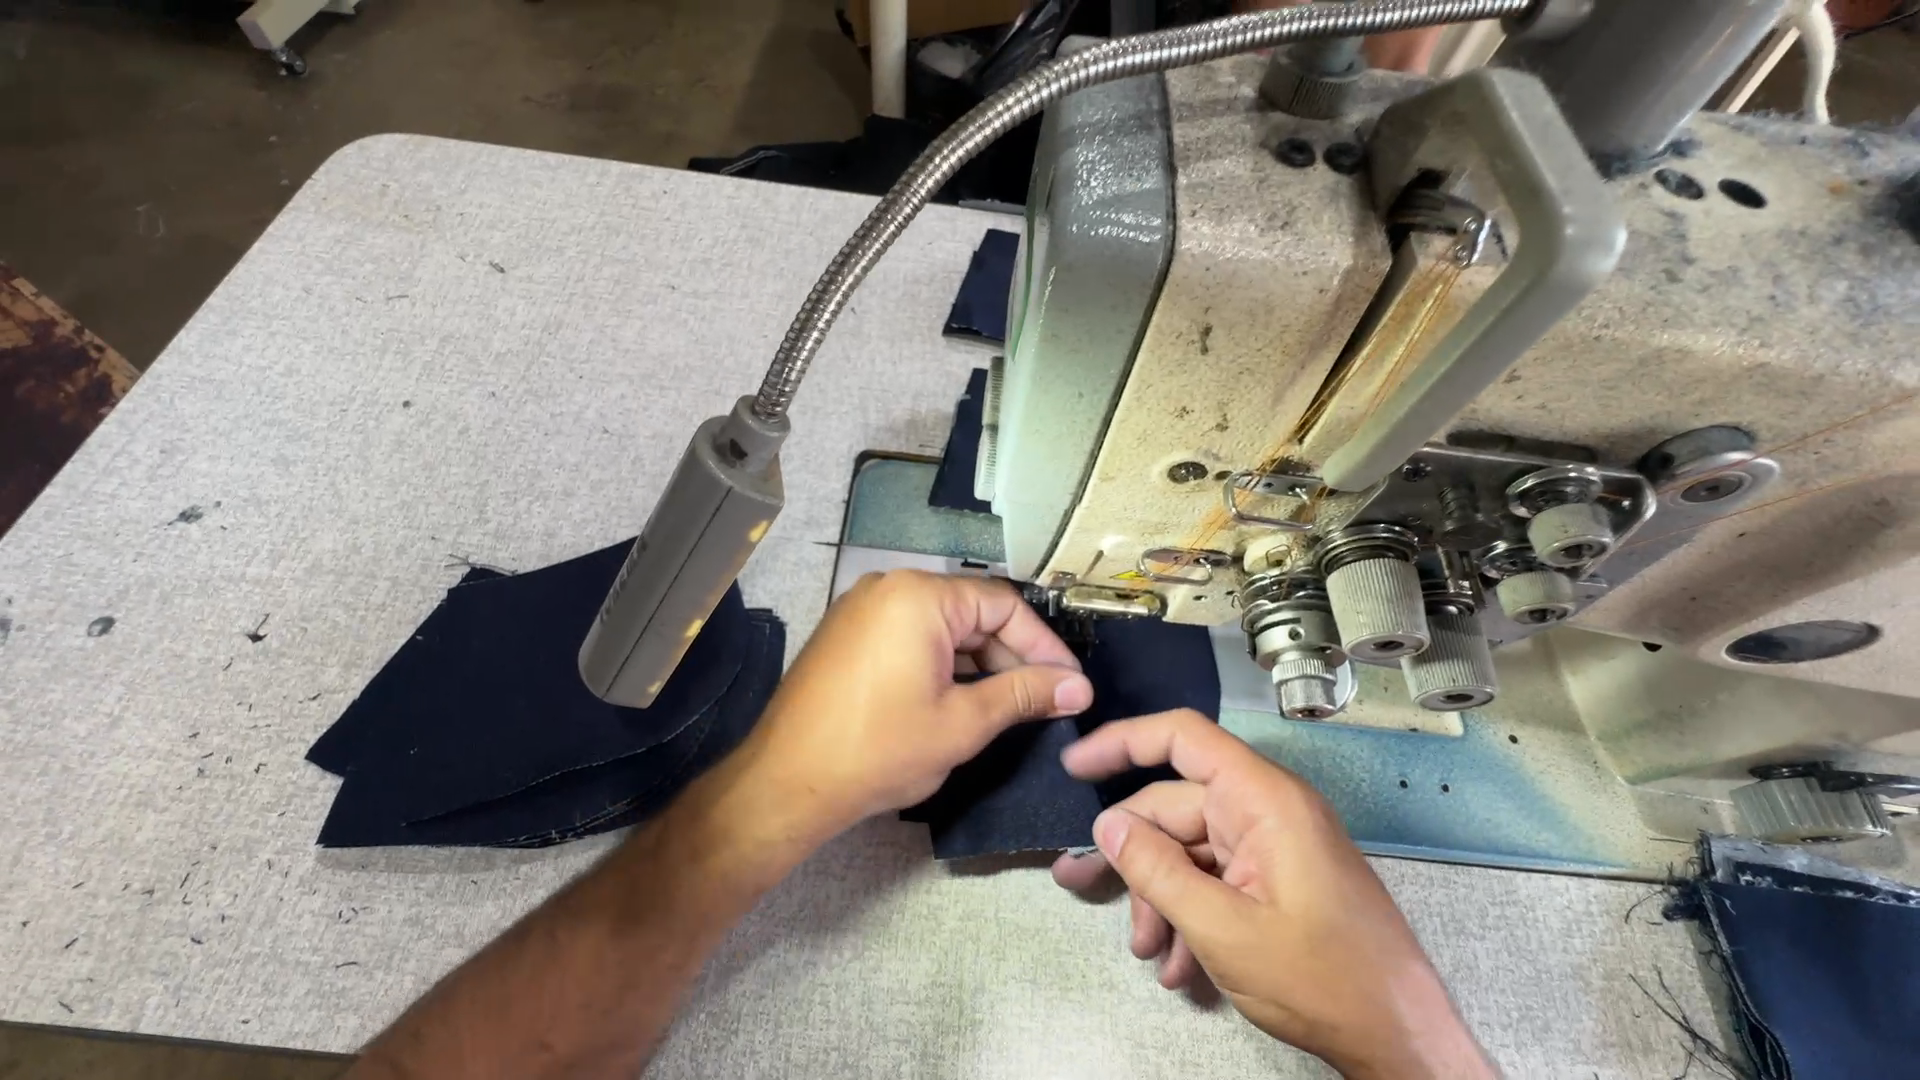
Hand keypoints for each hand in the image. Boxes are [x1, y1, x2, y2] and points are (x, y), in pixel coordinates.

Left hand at [740, 570, 1093, 839]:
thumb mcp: (962, 723)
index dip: (1044, 645)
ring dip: (979, 663)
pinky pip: (911, 637)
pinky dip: (943, 664)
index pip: (1003, 605)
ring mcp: (863, 609)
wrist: (785, 783)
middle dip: (1012, 656)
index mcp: (919, 596)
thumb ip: (1023, 695)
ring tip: (1011, 704)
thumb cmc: (879, 750)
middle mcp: (889, 588)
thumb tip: (1079, 688)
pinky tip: (964, 698)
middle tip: (1047, 699)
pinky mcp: (849, 634)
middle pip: (971, 612)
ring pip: (942, 627)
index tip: (1071, 683)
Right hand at [1050, 710, 1494, 1079]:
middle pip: (1174, 807)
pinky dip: (1189, 913)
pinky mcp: (1273, 877)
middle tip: (1082, 888)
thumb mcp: (1222, 929)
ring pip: (1187, 849)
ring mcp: (1269, 844)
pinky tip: (1179, 966)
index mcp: (1262, 798)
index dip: (1123, 742)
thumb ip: (1157, 870)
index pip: (1182, 737)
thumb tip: (1107, 823)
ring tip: (1150, 954)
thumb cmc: (1320, 978)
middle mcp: (1264, 808)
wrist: (1401, 1041)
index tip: (1074, 765)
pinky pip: (1213, 876)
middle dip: (1135, 858)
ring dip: (1160, 897)